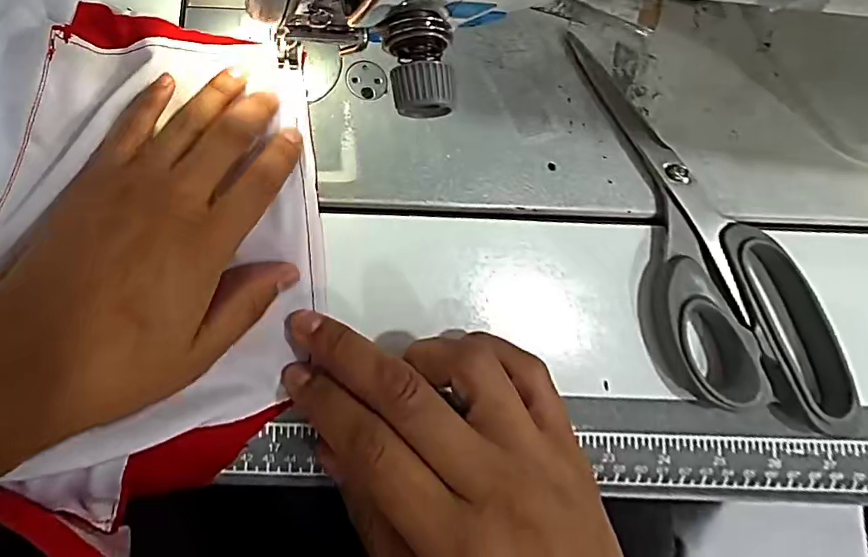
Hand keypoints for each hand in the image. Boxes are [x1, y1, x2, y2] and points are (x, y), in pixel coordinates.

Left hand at [0, 69, 302, 511]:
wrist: (32, 350)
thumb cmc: (118, 362)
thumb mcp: (194, 354)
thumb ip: (243, 306)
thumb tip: (286, 271)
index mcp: (207, 243)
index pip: (257, 185)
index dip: (280, 156)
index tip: (294, 134)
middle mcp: (177, 199)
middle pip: (226, 140)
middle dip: (253, 111)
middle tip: (270, 93)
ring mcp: (135, 180)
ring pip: (185, 124)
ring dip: (213, 95)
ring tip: (234, 73)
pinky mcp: (97, 175)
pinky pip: (129, 126)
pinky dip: (150, 100)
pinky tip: (166, 81)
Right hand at [284, 314, 620, 556]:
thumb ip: (373, 515)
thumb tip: (332, 442)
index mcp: (456, 541)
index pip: (372, 446)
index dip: (325, 403)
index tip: (299, 377)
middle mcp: (499, 487)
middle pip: (407, 395)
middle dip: (347, 354)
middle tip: (314, 332)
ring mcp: (538, 456)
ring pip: (470, 365)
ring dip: (420, 351)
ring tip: (399, 365)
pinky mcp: (567, 440)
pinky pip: (528, 368)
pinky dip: (487, 347)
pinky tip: (459, 357)